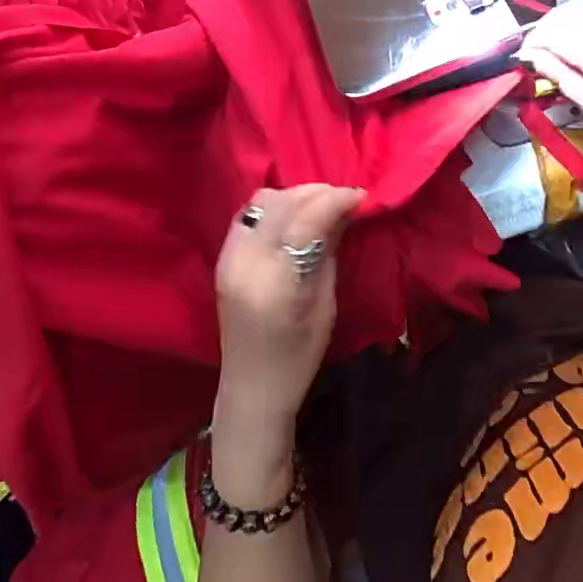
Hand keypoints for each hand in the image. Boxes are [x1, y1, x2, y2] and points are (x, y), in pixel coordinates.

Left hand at [211, 184, 363, 505]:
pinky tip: (294, 215)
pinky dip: (274, 206)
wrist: (251, 388)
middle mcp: (244, 262)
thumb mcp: (325, 307)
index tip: (360, 195)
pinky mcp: (222, 257)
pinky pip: (248, 214)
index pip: (305, 220)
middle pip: (280, 203)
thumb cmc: (298, 359)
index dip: (335, 200)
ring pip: (260, 201)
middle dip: (316, 192)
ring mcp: (228, 257)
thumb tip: (342, 212)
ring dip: (294, 195)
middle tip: (344, 198)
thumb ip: (328, 254)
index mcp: (274, 282)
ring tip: (321, 204)